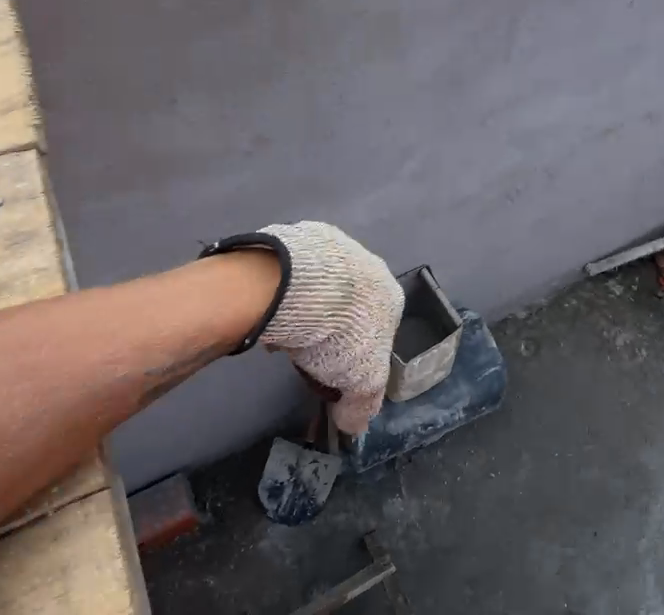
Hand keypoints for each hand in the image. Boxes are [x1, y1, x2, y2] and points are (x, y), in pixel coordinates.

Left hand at [251, 222, 403, 432]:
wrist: (300, 285)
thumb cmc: (340, 333)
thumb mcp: (361, 381)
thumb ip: (362, 405)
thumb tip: (355, 426)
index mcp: (391, 296)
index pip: (379, 332)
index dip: (356, 356)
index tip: (332, 373)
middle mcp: (372, 267)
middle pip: (351, 308)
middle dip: (331, 332)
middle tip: (305, 354)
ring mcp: (339, 248)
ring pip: (325, 290)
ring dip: (308, 313)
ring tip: (283, 335)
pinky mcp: (307, 237)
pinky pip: (301, 273)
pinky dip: (289, 292)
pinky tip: (272, 310)